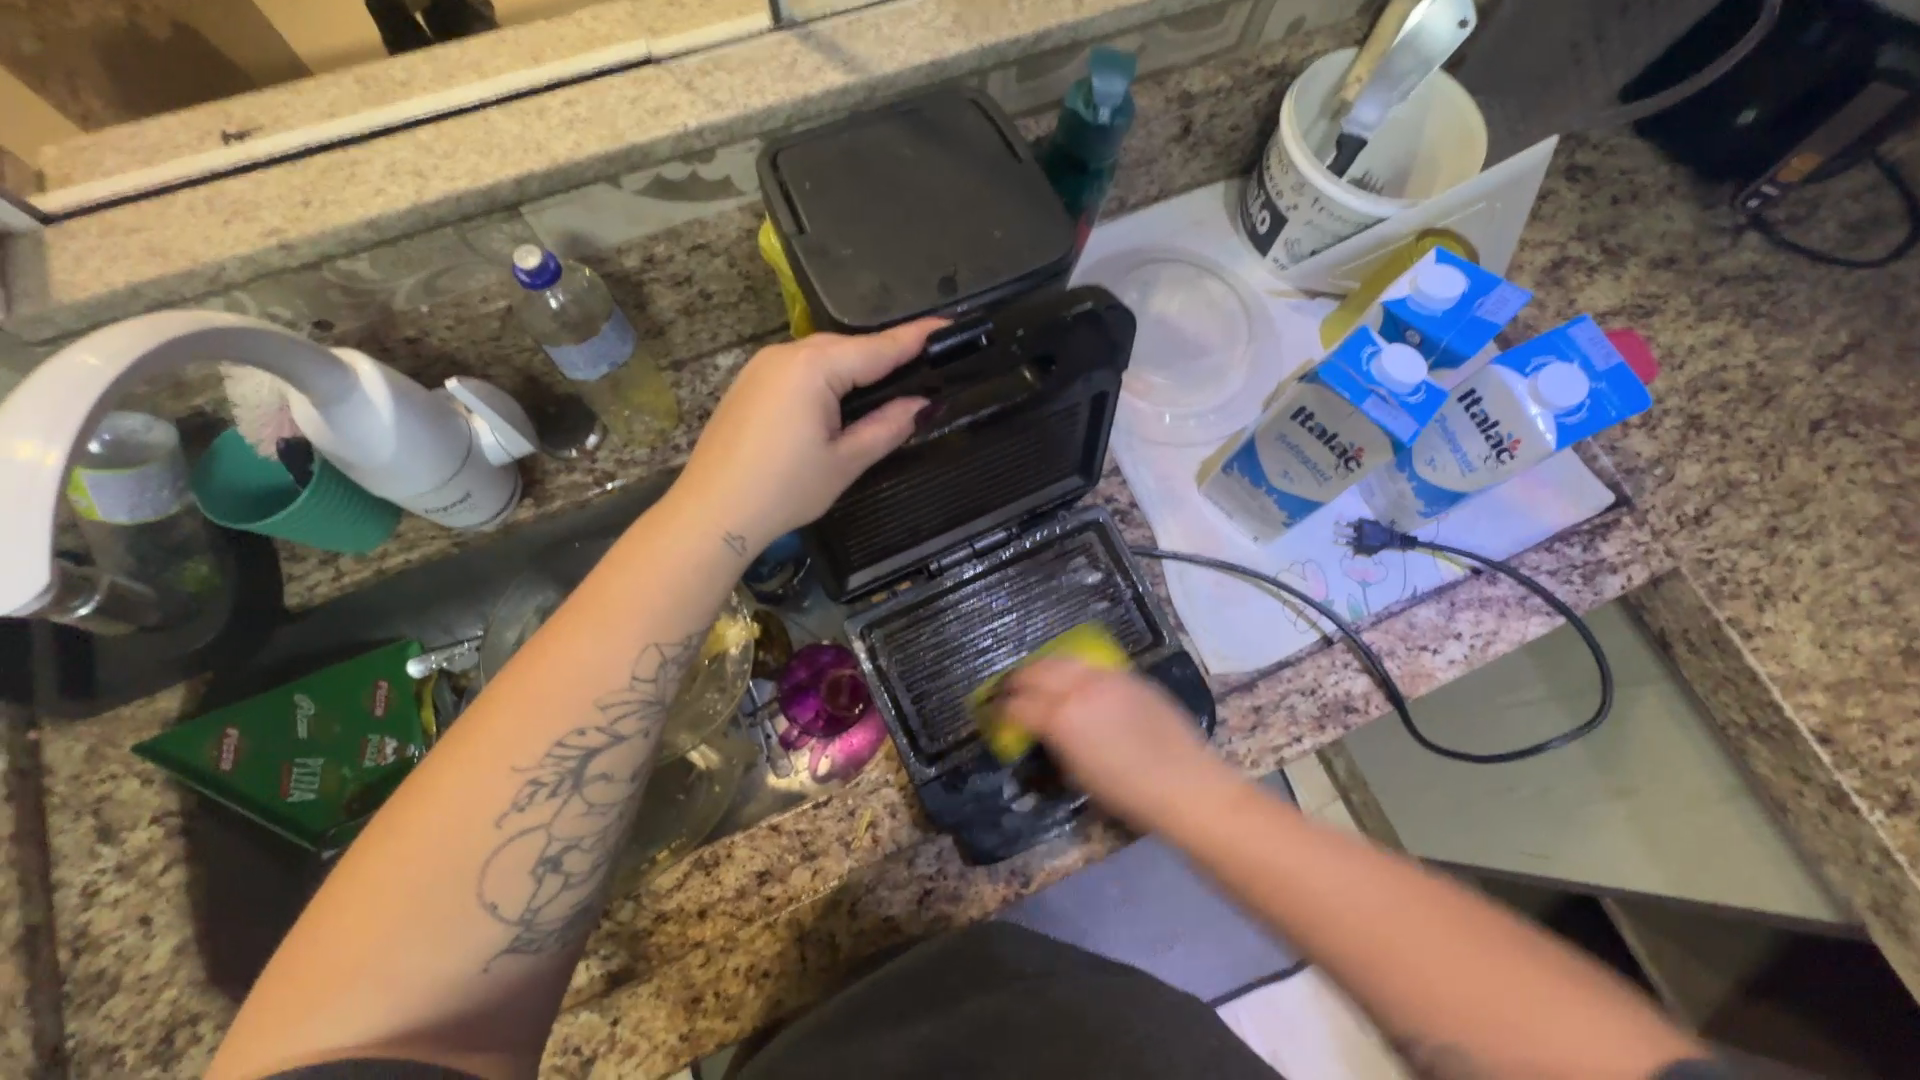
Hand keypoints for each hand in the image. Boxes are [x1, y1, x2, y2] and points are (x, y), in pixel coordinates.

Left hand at [673, 319, 943, 547]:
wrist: (712, 512)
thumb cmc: (784, 490)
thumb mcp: (845, 461)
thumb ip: (888, 426)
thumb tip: (922, 404)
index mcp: (815, 367)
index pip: (879, 347)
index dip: (918, 338)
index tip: (950, 327)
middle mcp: (787, 353)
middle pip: (850, 348)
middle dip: (885, 358)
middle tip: (925, 374)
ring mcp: (762, 366)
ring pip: (823, 357)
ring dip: (855, 370)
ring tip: (888, 391)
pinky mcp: (750, 383)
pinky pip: (800, 370)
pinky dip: (827, 379)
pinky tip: (840, 403)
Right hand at [999, 658, 1235, 831]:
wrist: (1186, 785)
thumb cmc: (1128, 794)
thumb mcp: (1077, 774)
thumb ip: (1054, 742)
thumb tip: (1043, 731)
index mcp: (1061, 717)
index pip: (1017, 704)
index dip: (999, 710)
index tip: (992, 714)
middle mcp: (1080, 687)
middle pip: (1037, 671)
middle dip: (1018, 681)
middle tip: (1009, 691)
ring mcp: (1108, 677)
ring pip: (1065, 659)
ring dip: (1045, 668)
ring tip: (1040, 680)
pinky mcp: (1131, 676)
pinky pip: (1093, 666)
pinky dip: (1075, 671)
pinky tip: (1076, 683)